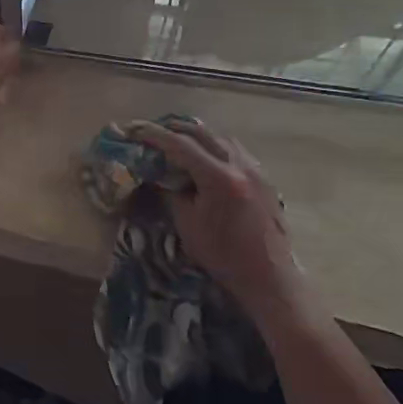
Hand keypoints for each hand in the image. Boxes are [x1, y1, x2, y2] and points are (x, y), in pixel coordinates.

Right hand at [129, 120, 314, 321]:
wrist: (267, 275)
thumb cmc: (221, 252)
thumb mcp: (185, 221)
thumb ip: (171, 191)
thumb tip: (157, 175)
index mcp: (218, 177)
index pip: (179, 144)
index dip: (154, 135)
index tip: (135, 131)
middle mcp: (240, 166)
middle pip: (202, 133)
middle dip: (174, 129)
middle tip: (152, 131)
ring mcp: (256, 170)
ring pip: (222, 138)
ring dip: (196, 135)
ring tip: (177, 140)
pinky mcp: (264, 179)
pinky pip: (235, 150)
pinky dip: (214, 146)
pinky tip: (205, 156)